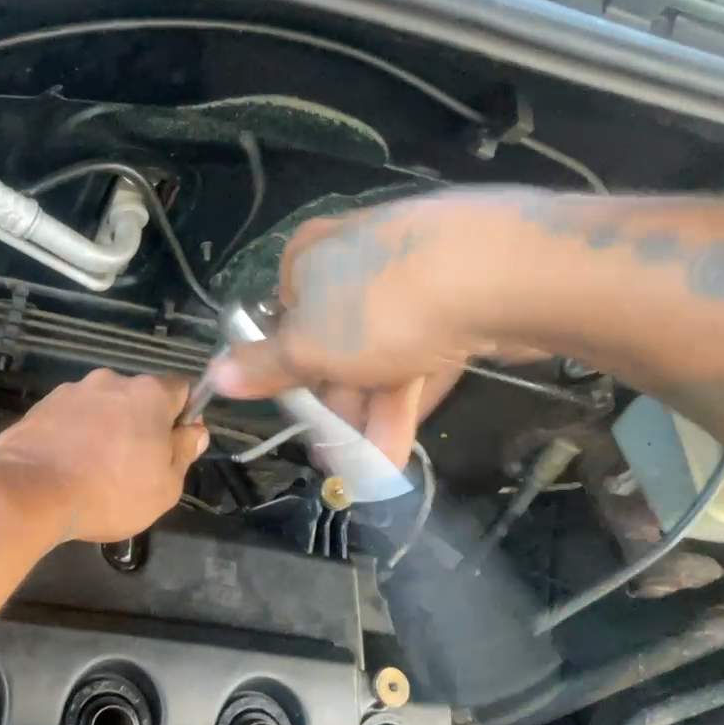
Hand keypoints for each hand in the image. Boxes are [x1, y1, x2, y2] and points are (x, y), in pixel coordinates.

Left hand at [0, 370, 208, 542]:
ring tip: (91, 470)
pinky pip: (67, 420)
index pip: (180, 388)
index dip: (182, 415)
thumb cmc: (109, 493)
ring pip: (99, 408)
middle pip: (136, 398)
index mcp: (148, 393)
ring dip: (102, 430)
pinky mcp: (38, 408)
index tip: (173, 444)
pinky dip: (71, 437)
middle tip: (132, 466)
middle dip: (138, 424)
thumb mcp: (165, 486)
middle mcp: (109, 381)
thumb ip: (183, 453)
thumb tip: (195, 431)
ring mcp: (69, 392)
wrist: (30, 493)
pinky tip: (64, 467)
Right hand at [208, 189, 538, 463]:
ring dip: (370, 415)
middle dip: (333, 406)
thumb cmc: (384, 307)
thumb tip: (213, 374)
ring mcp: (418, 272)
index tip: (292, 409)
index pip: (283, 313)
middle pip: (334, 340)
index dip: (284, 367)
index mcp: (312, 255)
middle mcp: (359, 256)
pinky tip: (403, 443)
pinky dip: (410, 394)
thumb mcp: (308, 347)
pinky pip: (425, 350)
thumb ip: (263, 366)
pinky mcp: (465, 294)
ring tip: (371, 470)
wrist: (510, 273)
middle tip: (334, 457)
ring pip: (381, 352)